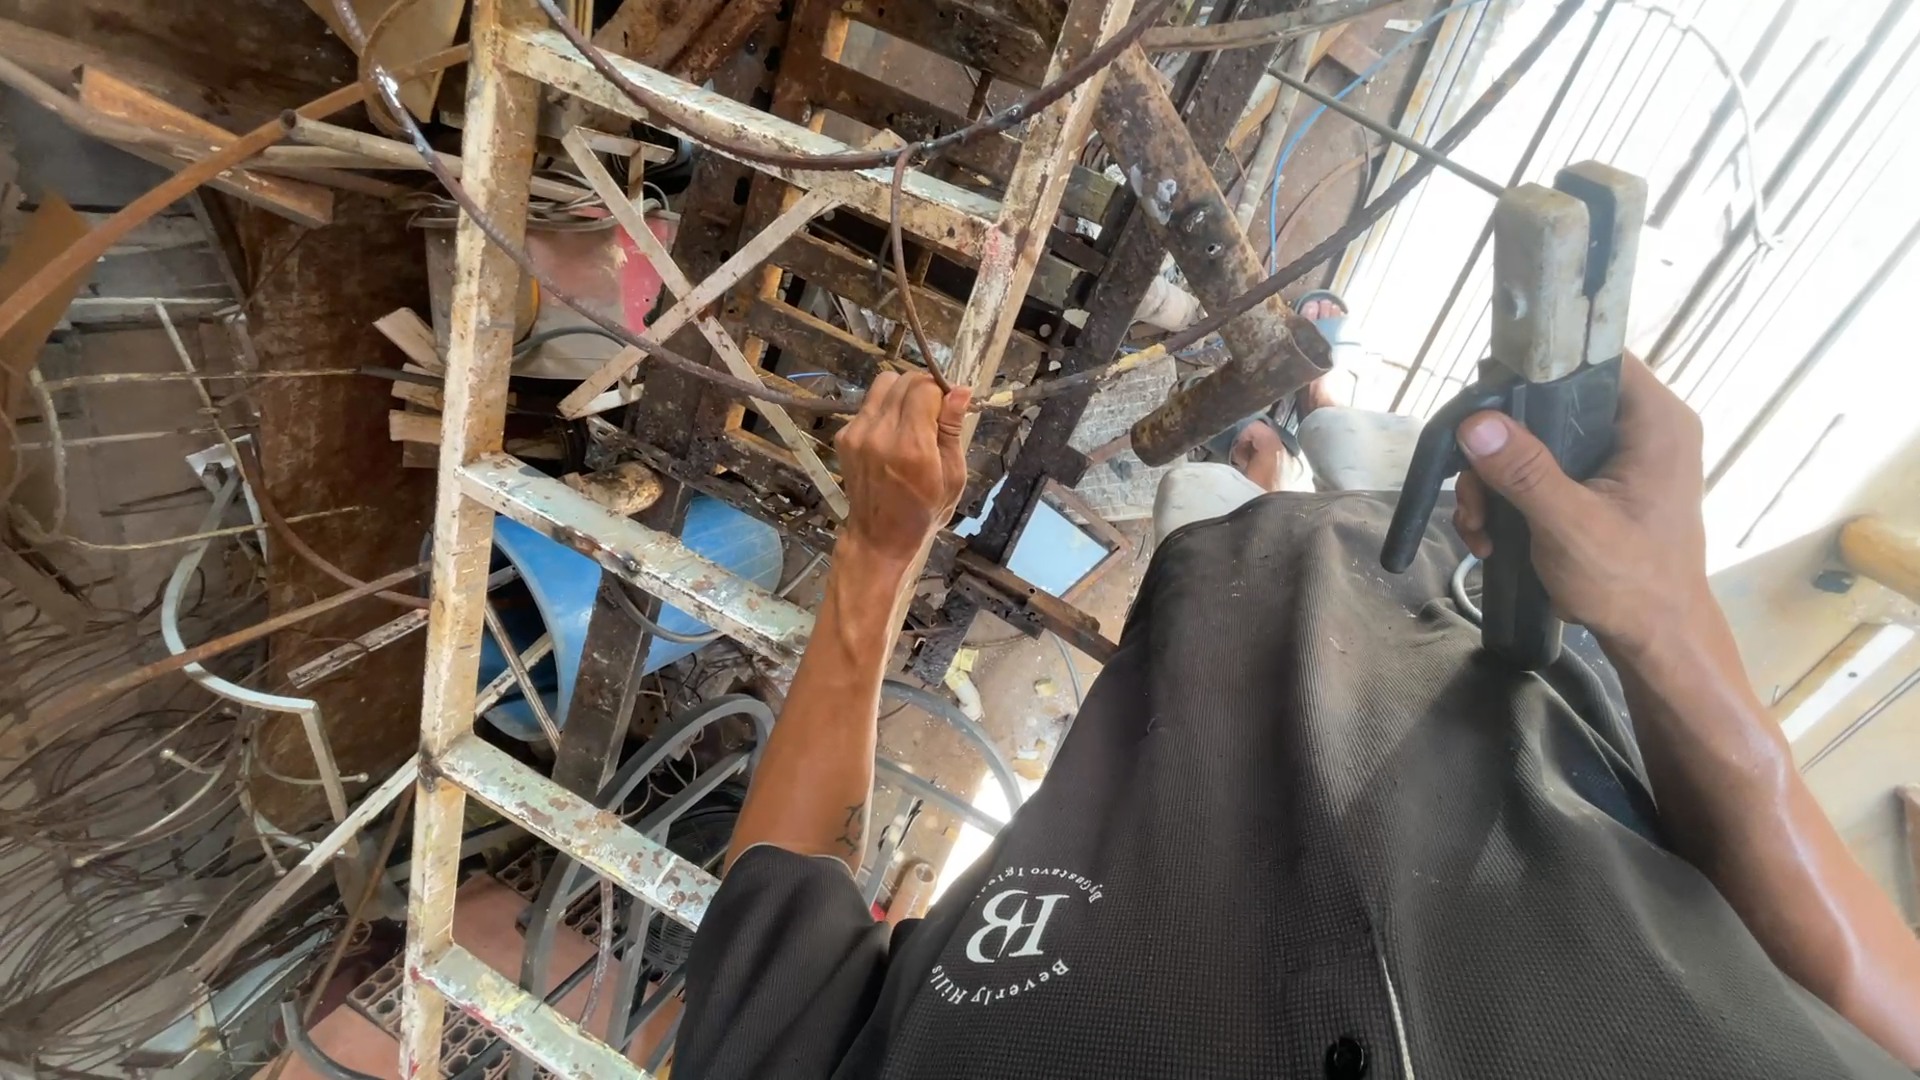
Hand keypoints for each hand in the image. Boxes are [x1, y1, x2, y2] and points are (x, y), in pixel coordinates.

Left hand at [834, 372, 970, 565]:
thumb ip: (952, 430)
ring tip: (912, 420)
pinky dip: (885, 409)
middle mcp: (880, 434)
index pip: (925, 387)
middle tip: (933, 415)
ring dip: (903, 394)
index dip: (941, 392)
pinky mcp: (844, 436)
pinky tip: (892, 434)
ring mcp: (857, 433)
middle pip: (904, 380)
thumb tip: (960, 390)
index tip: (948, 409)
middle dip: (924, 389)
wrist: (879, 537)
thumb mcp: (953, 477)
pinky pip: (869, 403)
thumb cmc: (924, 512)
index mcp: (911, 447)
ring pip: (884, 384)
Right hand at [1452, 356, 1710, 657]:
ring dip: (1486, 487)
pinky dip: (1496, 505)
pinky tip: (1488, 538)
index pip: (1595, 360)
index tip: (1485, 401)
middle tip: (1474, 494)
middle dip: (1492, 453)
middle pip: (1542, 407)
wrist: (1648, 635)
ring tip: (1479, 529)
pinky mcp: (1580, 486)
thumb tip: (1474, 422)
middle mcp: (1629, 431)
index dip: (1539, 368)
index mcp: (1652, 425)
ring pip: (1521, 445)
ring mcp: (1603, 460)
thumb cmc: (1628, 580)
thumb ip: (1526, 472)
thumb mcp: (1571, 525)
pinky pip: (1522, 475)